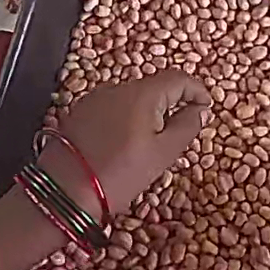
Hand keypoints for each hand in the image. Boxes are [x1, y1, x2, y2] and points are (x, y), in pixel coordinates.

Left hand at [45, 69, 209, 214]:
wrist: (63, 191)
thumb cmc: (119, 175)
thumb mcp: (162, 154)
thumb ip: (186, 127)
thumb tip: (200, 109)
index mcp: (142, 93)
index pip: (178, 78)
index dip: (197, 90)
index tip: (206, 108)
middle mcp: (116, 88)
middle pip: (154, 88)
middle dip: (171, 105)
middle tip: (179, 135)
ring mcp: (94, 99)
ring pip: (132, 99)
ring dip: (147, 114)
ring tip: (149, 146)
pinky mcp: (79, 113)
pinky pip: (112, 110)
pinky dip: (125, 121)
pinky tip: (122, 146)